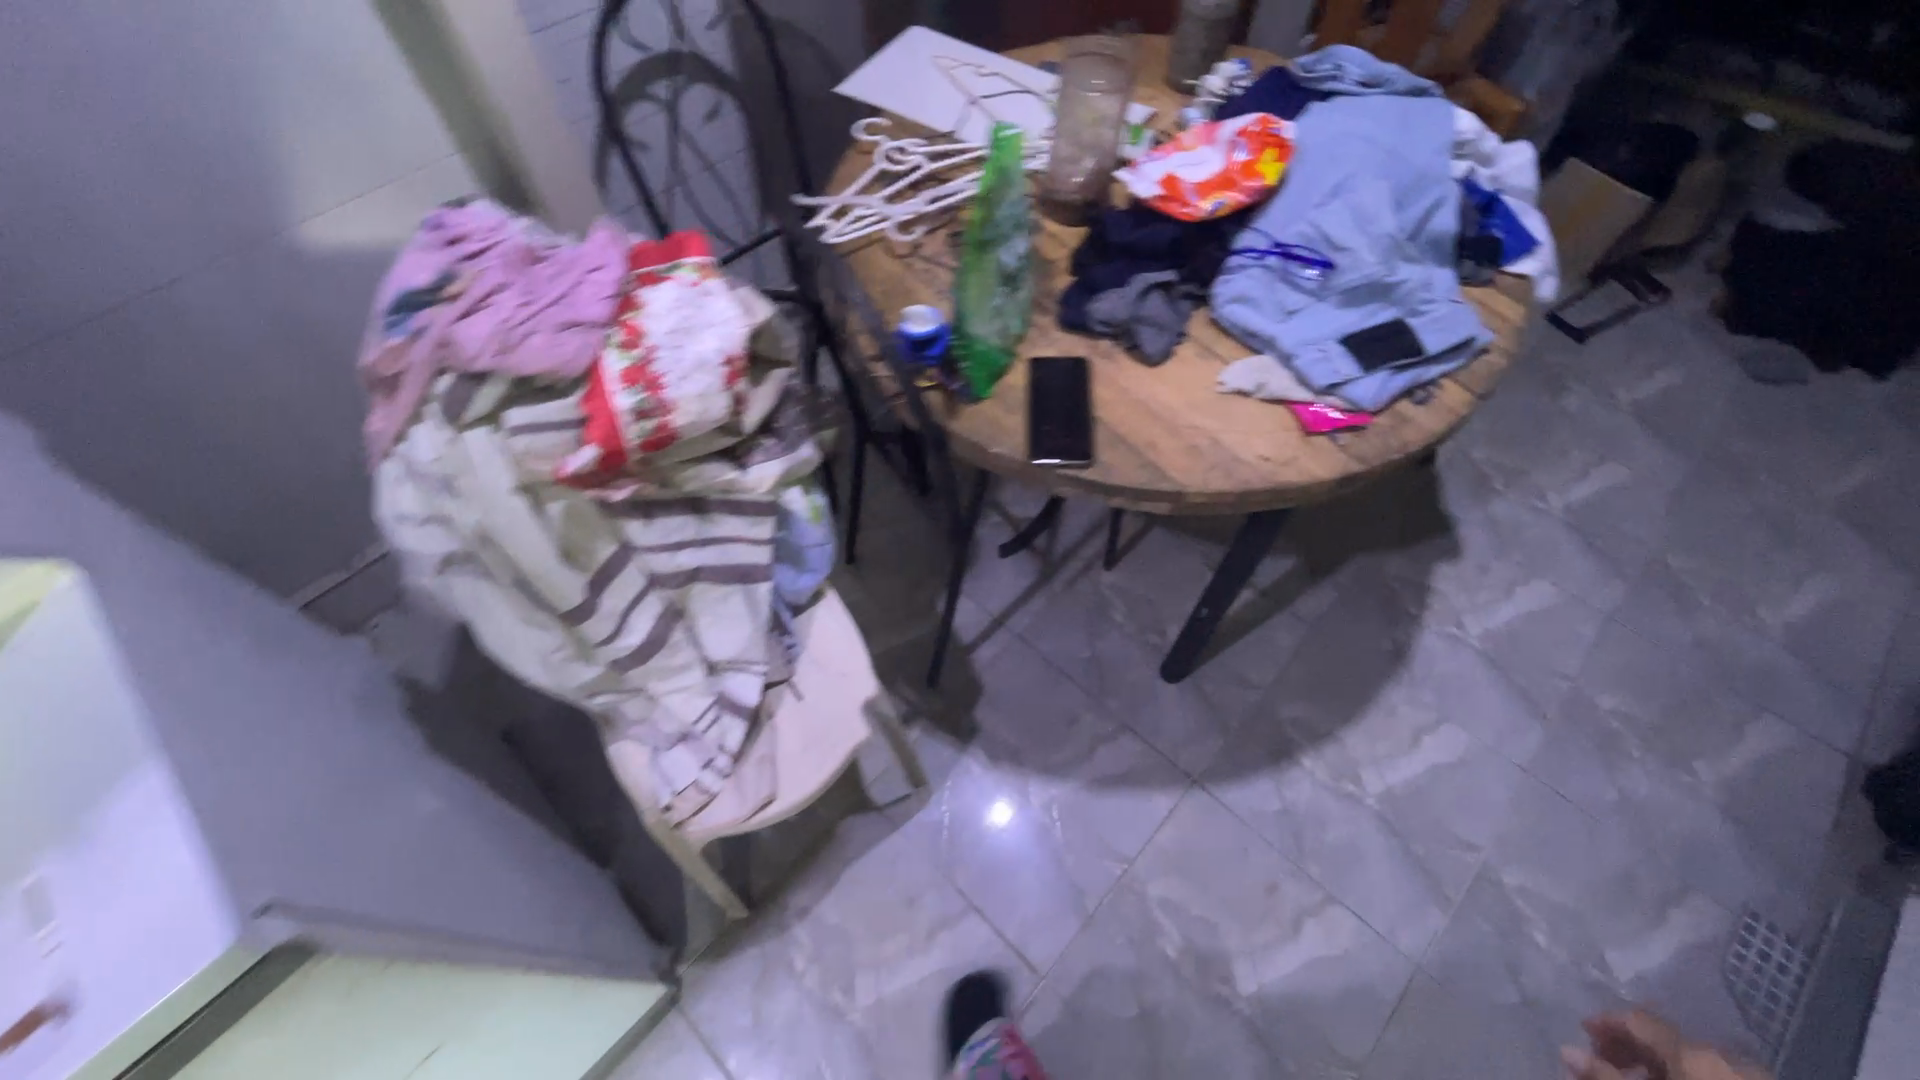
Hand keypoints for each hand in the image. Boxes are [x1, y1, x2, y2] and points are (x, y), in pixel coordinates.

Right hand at [1563, 1010, 1771, 1079]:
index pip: (1640, 1019)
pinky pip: (1718, 1077)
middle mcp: (1726, 1058)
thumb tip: (1567, 1050)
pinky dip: (1687, 1079)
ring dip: (1658, 1068)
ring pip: (1693, 1062)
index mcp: (1695, 1054)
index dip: (1607, 1022)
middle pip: (1667, 1040)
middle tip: (1604, 1064)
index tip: (1583, 1034)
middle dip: (1631, 1048)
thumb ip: (1605, 1077)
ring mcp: (1752, 1078)